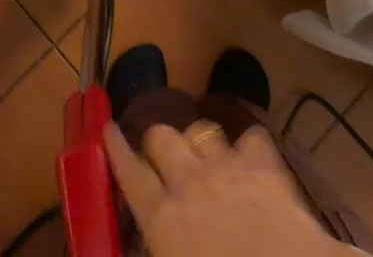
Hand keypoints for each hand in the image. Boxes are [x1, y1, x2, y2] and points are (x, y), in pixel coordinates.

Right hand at [103, 121, 356, 256]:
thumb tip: (155, 238)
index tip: (107, 129)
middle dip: (156, 141)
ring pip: (201, 130)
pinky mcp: (266, 167)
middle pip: (162, 138)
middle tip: (159, 157)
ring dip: (196, 140)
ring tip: (199, 153)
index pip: (130, 174)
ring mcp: (229, 168)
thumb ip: (159, 243)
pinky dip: (246, 144)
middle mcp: (190, 183)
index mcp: (163, 219)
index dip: (115, 149)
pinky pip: (250, 137)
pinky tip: (247, 154)